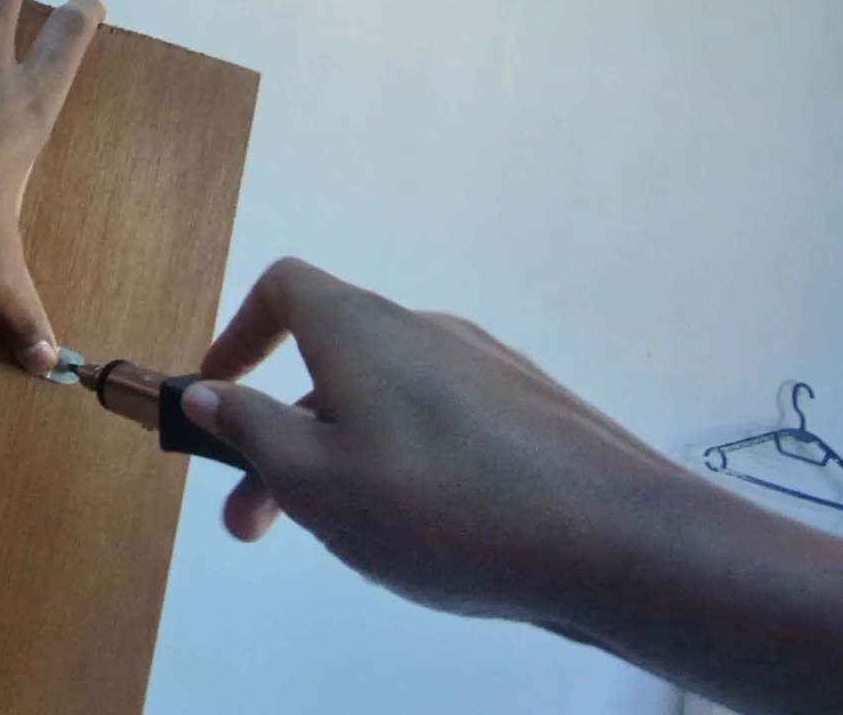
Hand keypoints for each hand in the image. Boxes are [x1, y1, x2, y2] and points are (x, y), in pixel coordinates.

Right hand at [181, 258, 690, 623]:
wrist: (638, 553)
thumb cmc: (436, 502)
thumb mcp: (310, 476)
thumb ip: (247, 427)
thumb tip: (205, 392)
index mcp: (358, 327)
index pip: (281, 288)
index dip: (239, 331)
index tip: (220, 388)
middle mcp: (418, 329)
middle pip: (324, 363)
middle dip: (277, 436)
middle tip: (252, 518)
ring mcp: (484, 369)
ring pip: (380, 402)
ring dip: (338, 456)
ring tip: (341, 536)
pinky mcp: (535, 413)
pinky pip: (438, 422)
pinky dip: (402, 458)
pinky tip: (428, 528)